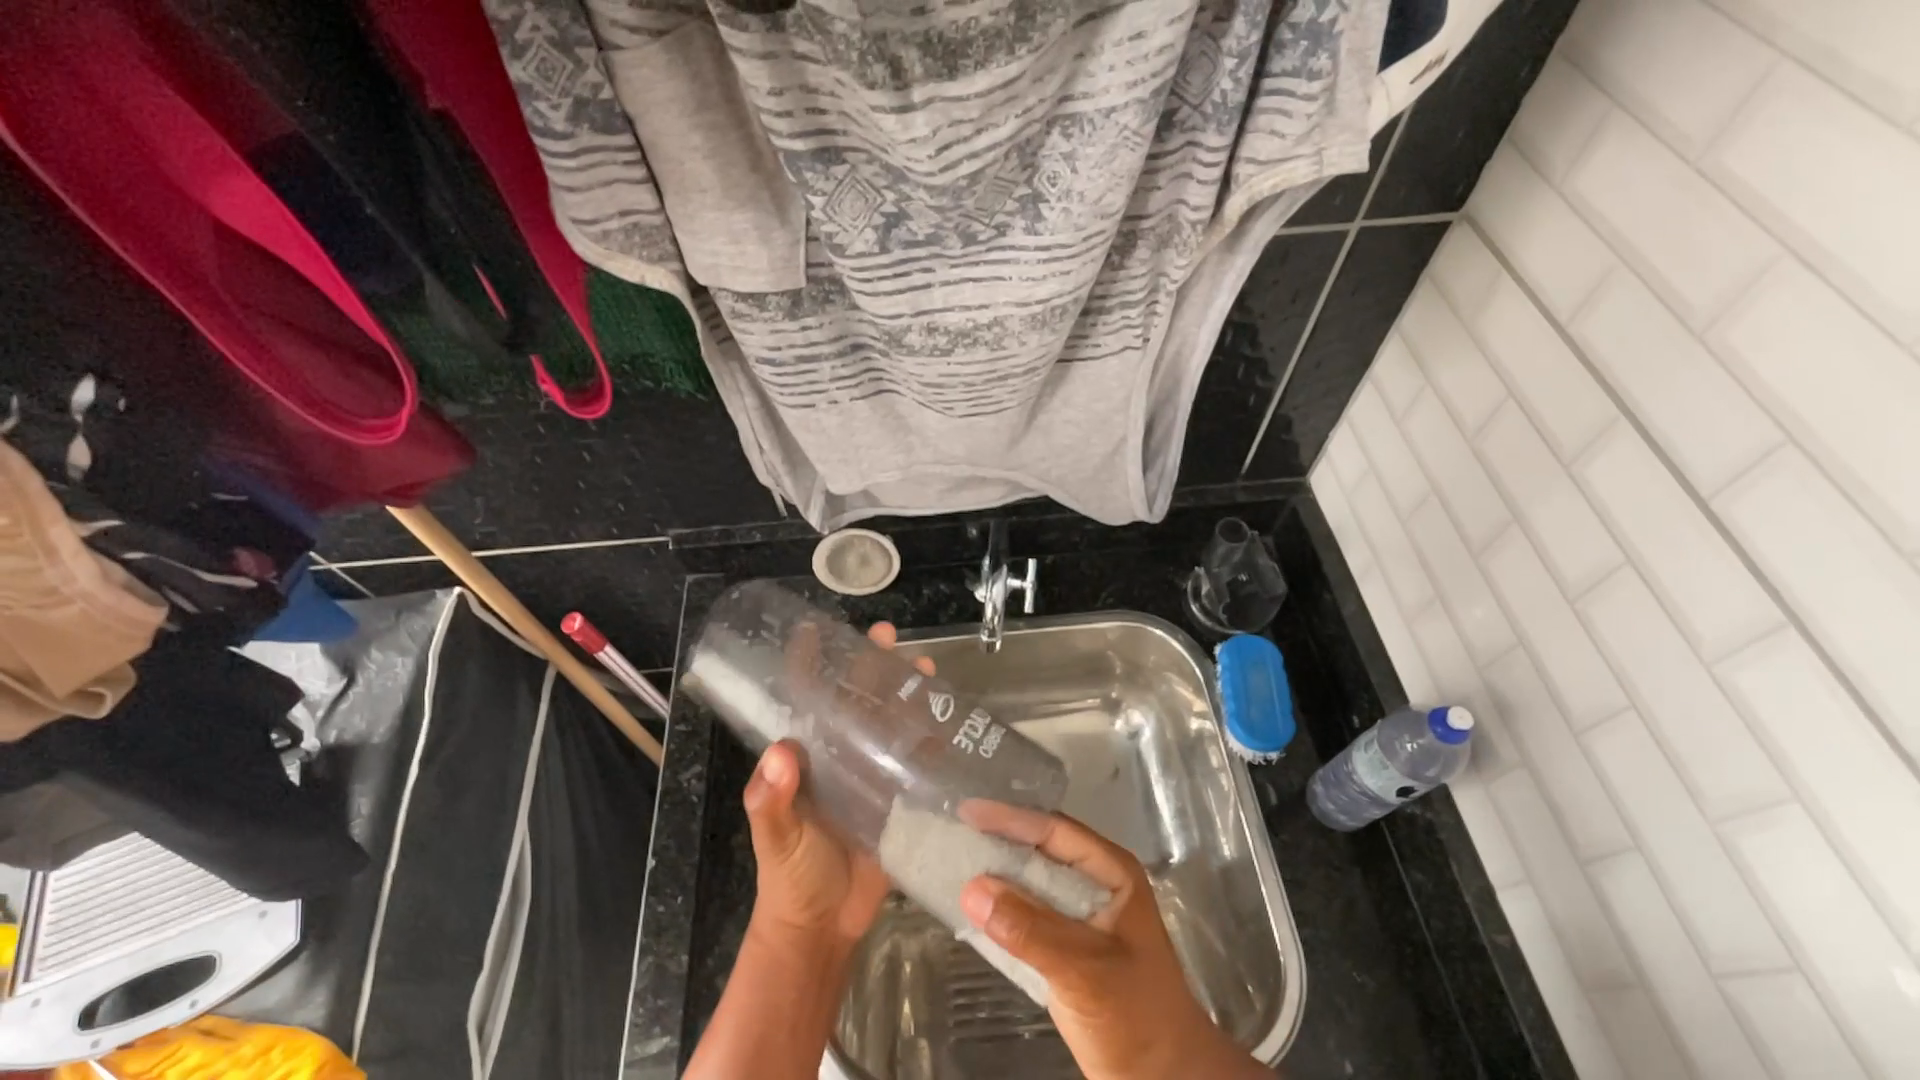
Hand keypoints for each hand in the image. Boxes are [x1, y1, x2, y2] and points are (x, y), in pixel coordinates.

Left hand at [743, 622, 931, 943]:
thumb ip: (773, 800)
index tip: (816, 629)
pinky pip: (915, 761)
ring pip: (888, 723)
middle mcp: (837, 758)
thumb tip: (780, 752)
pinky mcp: (897, 800)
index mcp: (806, 758)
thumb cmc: (790, 876)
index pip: (803, 700)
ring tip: (926, 668)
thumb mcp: (776, 837)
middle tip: (890, 638)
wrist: (823, 927)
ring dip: (905, 694)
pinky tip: (950, 719)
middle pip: (854, 701)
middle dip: (871, 667)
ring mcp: (869, 777)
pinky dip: (931, 739)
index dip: (808, 663)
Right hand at [957, 810, 1271, 1079]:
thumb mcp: (1084, 968)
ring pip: (1028, 882)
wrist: (1160, 1076)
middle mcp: (1093, 885)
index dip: (1010, 818)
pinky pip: (1023, 915)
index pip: (1054, 831)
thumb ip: (1030, 928)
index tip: (966, 810)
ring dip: (993, 874)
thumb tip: (972, 888)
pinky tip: (965, 904)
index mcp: (1111, 873)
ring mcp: (1077, 918)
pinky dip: (997, 909)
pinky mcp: (1062, 948)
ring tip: (947, 857)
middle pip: (1038, 850)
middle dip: (997, 840)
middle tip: (949, 827)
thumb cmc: (1135, 1013)